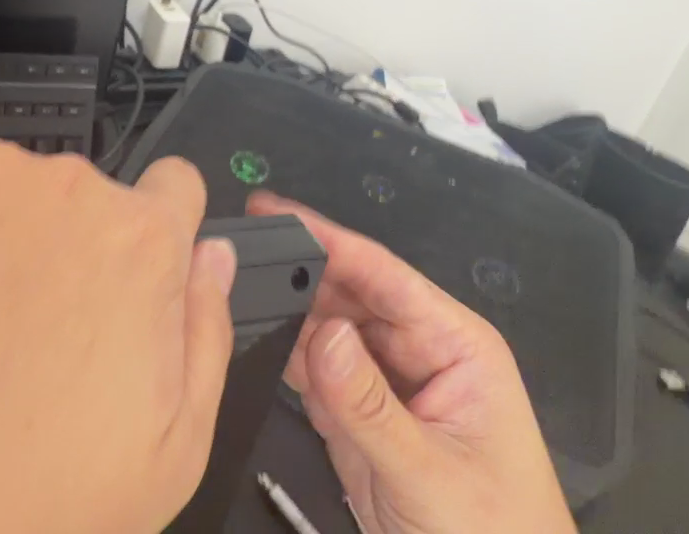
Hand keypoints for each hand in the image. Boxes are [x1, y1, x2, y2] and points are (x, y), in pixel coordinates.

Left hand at [0, 142, 239, 533]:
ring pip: (10, 189)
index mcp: (141, 241)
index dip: (159, 223)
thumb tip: (209, 261)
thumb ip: (206, 332)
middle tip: (29, 326)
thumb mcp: (169, 448)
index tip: (130, 258)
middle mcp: (70, 187)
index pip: (174, 187)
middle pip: (84, 196)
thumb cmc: (24, 485)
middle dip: (68, 244)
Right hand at [247, 191, 574, 533]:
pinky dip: (285, 355)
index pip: (382, 275)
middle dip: (298, 273)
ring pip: (325, 326)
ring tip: (236, 290)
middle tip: (238, 257)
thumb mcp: (432, 476)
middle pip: (347, 293)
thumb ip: (369, 406)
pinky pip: (314, 368)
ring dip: (287, 313)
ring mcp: (383, 380)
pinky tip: (255, 338)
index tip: (273, 211)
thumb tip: (320, 333)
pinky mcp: (356, 411)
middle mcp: (416, 349)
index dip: (327, 238)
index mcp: (453, 343)